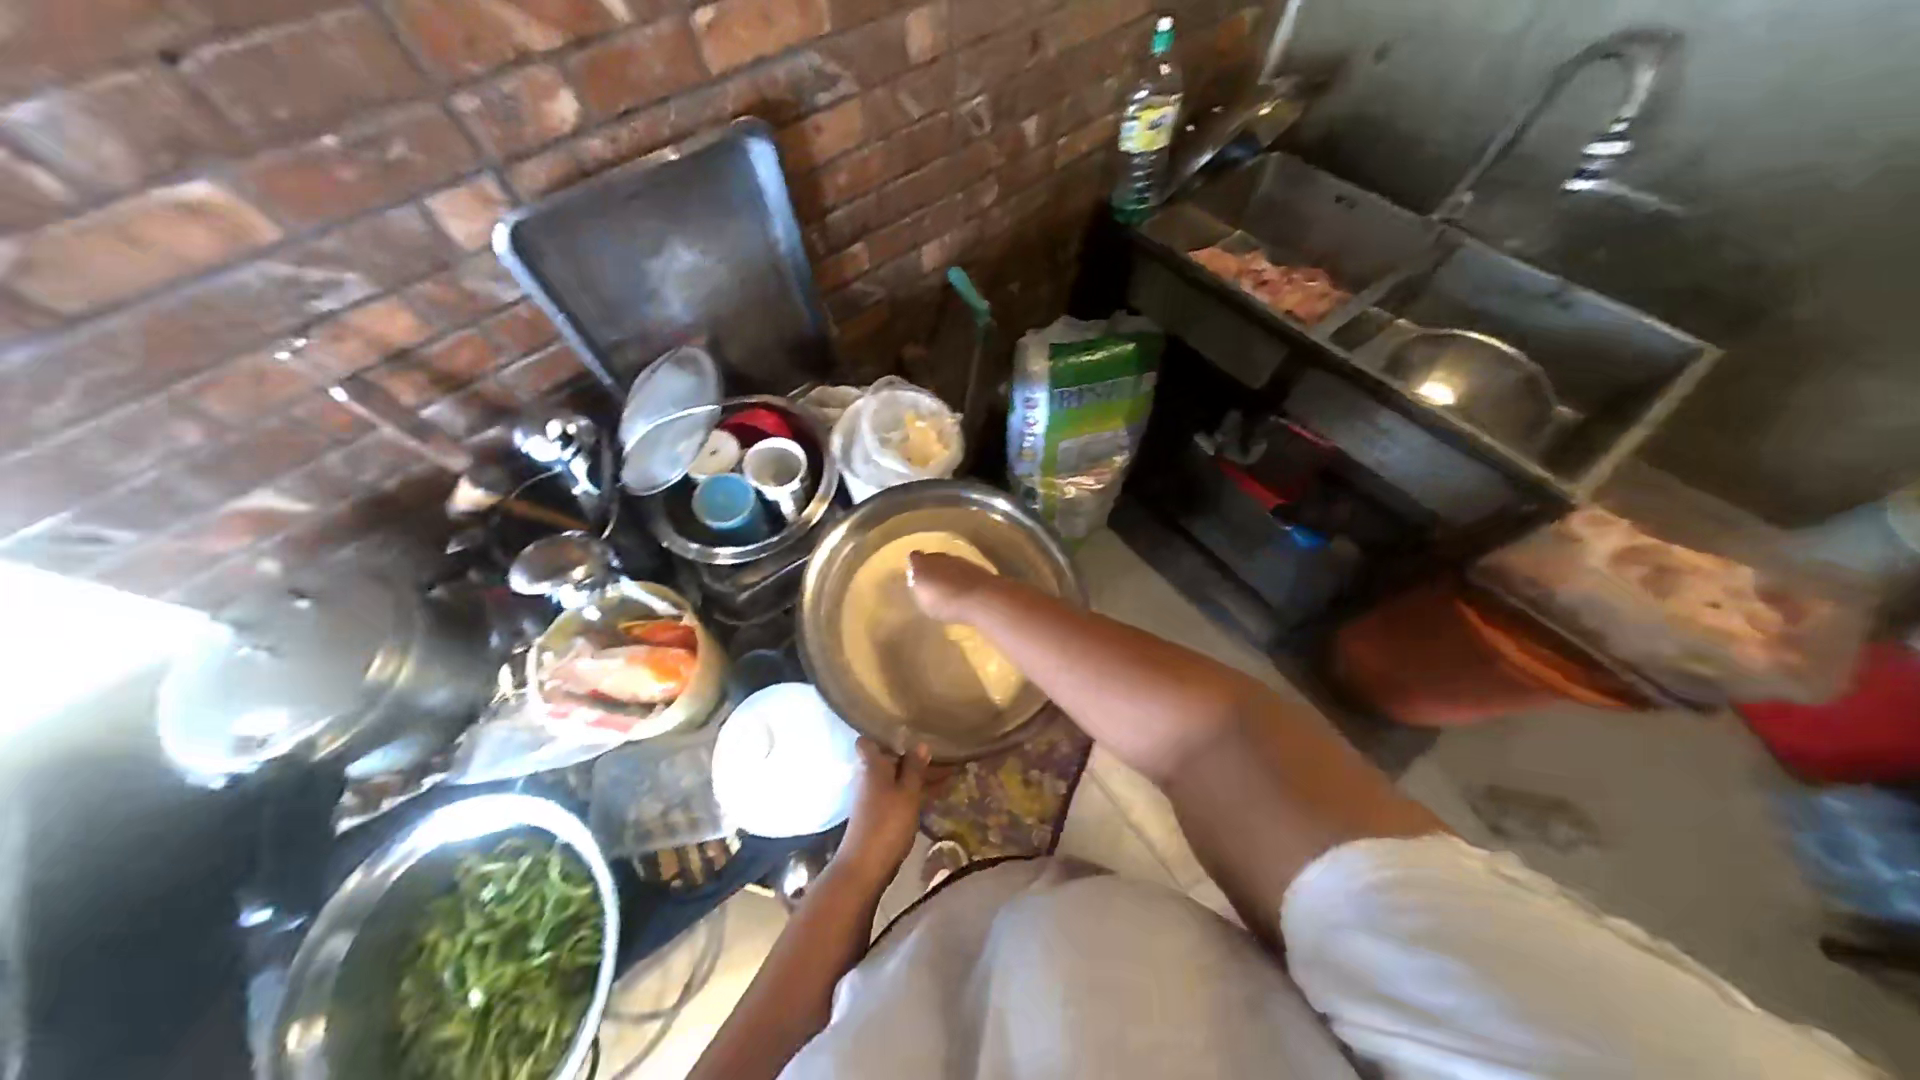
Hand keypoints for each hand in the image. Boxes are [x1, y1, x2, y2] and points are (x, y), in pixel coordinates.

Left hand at [835, 738, 934, 884]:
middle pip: (890, 759)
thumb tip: (921, 744)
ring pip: (898, 778)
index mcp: (871, 765)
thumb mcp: (908, 792)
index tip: (907, 731)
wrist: (866, 866)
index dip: (884, 735)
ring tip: (949, 772)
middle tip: (941, 752)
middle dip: (913, 757)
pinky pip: (900, 794)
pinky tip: (937, 793)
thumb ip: (914, 767)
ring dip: (918, 776)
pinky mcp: (880, 814)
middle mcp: (869, 777)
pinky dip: (916, 792)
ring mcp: (873, 797)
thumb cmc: (887, 822)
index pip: (869, 741)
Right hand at [906, 551, 995, 622]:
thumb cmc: (945, 603)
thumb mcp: (924, 603)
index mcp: (922, 563)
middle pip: (933, 558)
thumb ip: (920, 590)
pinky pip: (964, 571)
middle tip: (933, 583)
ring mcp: (960, 560)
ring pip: (950, 563)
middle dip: (933, 568)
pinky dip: (963, 577)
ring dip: (949, 572)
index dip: (915, 564)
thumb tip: (921, 584)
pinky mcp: (976, 566)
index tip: (915, 574)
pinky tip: (964, 590)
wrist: (980, 599)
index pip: (914, 557)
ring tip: (949, 588)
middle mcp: (940, 557)